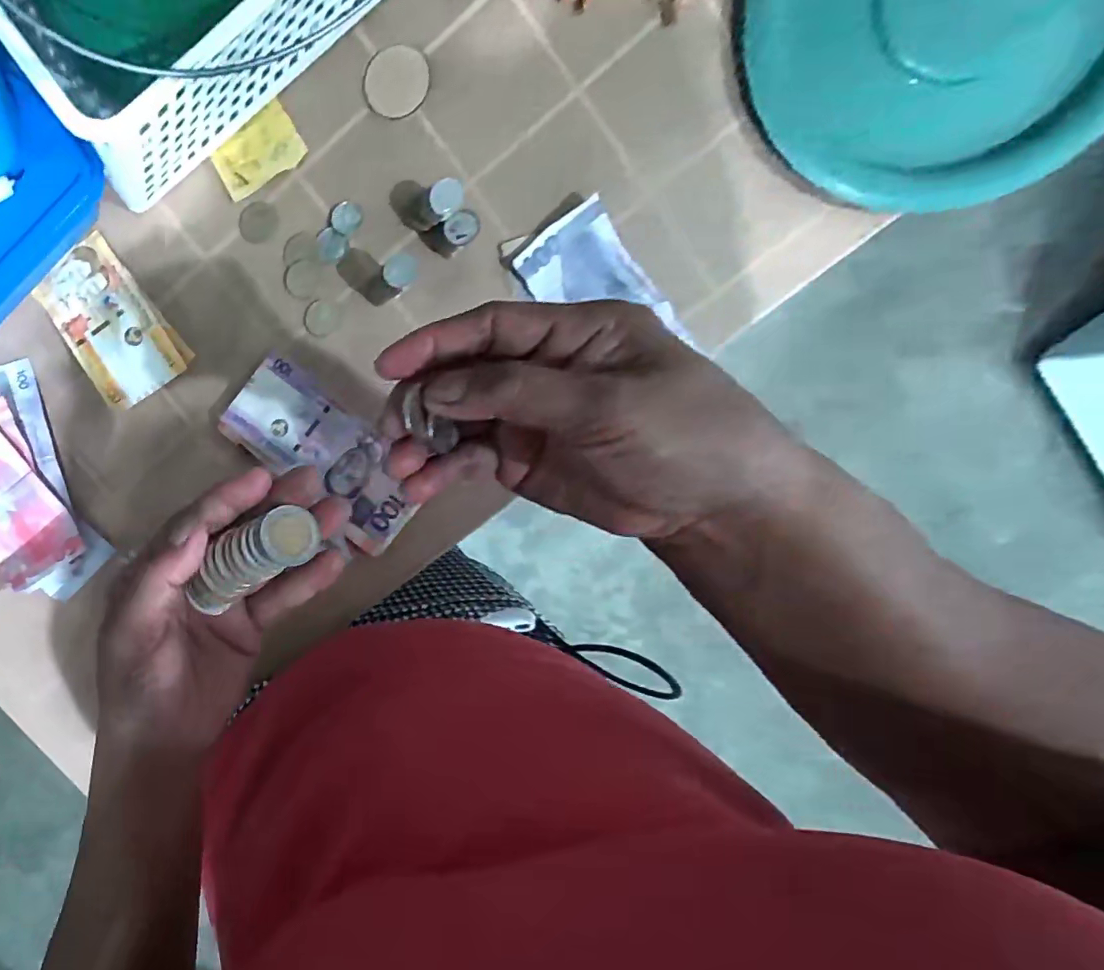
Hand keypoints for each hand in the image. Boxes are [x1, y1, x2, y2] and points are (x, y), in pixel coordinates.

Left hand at [96, 466, 349, 757]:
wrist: (161, 743)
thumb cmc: (134, 683)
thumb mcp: (132, 627)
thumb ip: (158, 575)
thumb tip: (194, 528)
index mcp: (158, 568)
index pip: (194, 525)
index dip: (227, 500)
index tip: (261, 477)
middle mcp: (193, 575)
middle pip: (236, 532)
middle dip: (272, 506)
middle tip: (312, 481)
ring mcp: (225, 600)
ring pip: (265, 560)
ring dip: (298, 536)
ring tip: (337, 512)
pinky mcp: (249, 627)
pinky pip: (279, 599)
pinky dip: (304, 582)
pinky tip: (332, 563)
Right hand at [376, 300, 812, 540]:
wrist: (715, 508)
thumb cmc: (680, 433)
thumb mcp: (603, 403)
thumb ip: (515, 391)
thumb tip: (433, 391)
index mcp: (571, 334)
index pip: (490, 327)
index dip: (435, 343)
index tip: (388, 366)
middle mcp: (540, 370)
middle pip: (462, 374)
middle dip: (421, 401)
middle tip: (389, 430)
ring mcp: (526, 417)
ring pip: (457, 420)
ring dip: (423, 442)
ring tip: (400, 468)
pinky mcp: (518, 460)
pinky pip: (468, 458)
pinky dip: (442, 471)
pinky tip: (421, 488)